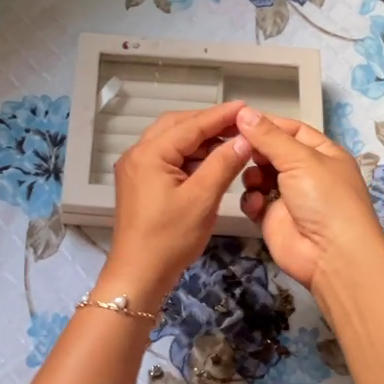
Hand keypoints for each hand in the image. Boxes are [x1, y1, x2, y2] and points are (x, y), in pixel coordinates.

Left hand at [103, 100, 254, 308]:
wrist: (138, 275)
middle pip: (177, 126)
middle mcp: (138, 154)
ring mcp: (137, 169)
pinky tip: (212, 161)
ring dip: (200, 140)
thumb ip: (223, 164)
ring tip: (231, 140)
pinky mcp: (140, 184)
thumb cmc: (170, 238)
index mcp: (149, 153)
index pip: (191, 125)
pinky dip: (190, 157)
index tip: (247, 107)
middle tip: (240, 123)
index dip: (221, 115)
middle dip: (209, 124)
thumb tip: (244, 139)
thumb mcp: (202, 199)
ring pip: (172, 142)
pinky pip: (168, 159)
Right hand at [234, 107, 383, 288]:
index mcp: (322, 153)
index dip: (266, 124)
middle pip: (272, 152)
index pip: (291, 129)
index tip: (238, 120)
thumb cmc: (325, 199)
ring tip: (253, 181)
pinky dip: (253, 199)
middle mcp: (306, 172)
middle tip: (237, 148)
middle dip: (255, 150)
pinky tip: (258, 204)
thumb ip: (269, 136)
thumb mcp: (300, 160)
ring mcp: (289, 196)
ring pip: (260, 175)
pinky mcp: (274, 218)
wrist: (332, 256)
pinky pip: (255, 200)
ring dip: (252, 175)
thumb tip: (244, 111)